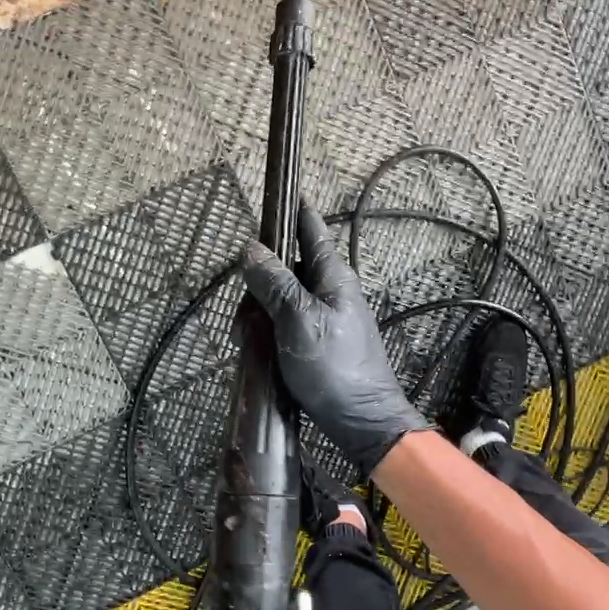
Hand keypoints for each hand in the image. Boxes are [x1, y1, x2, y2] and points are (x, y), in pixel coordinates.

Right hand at [239, 204, 431, 477]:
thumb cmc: (334, 367)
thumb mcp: (298, 320)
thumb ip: (274, 283)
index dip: (293, 209)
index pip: (310, 228)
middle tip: (246, 317)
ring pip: (278, 300)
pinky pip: (283, 326)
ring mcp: (322, 318)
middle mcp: (328, 291)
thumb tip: (251, 247)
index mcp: (331, 276)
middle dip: (258, 284)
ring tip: (249, 342)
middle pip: (284, 267)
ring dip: (258, 316)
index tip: (278, 189)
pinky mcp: (315, 343)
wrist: (362, 420)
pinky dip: (267, 336)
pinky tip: (257, 354)